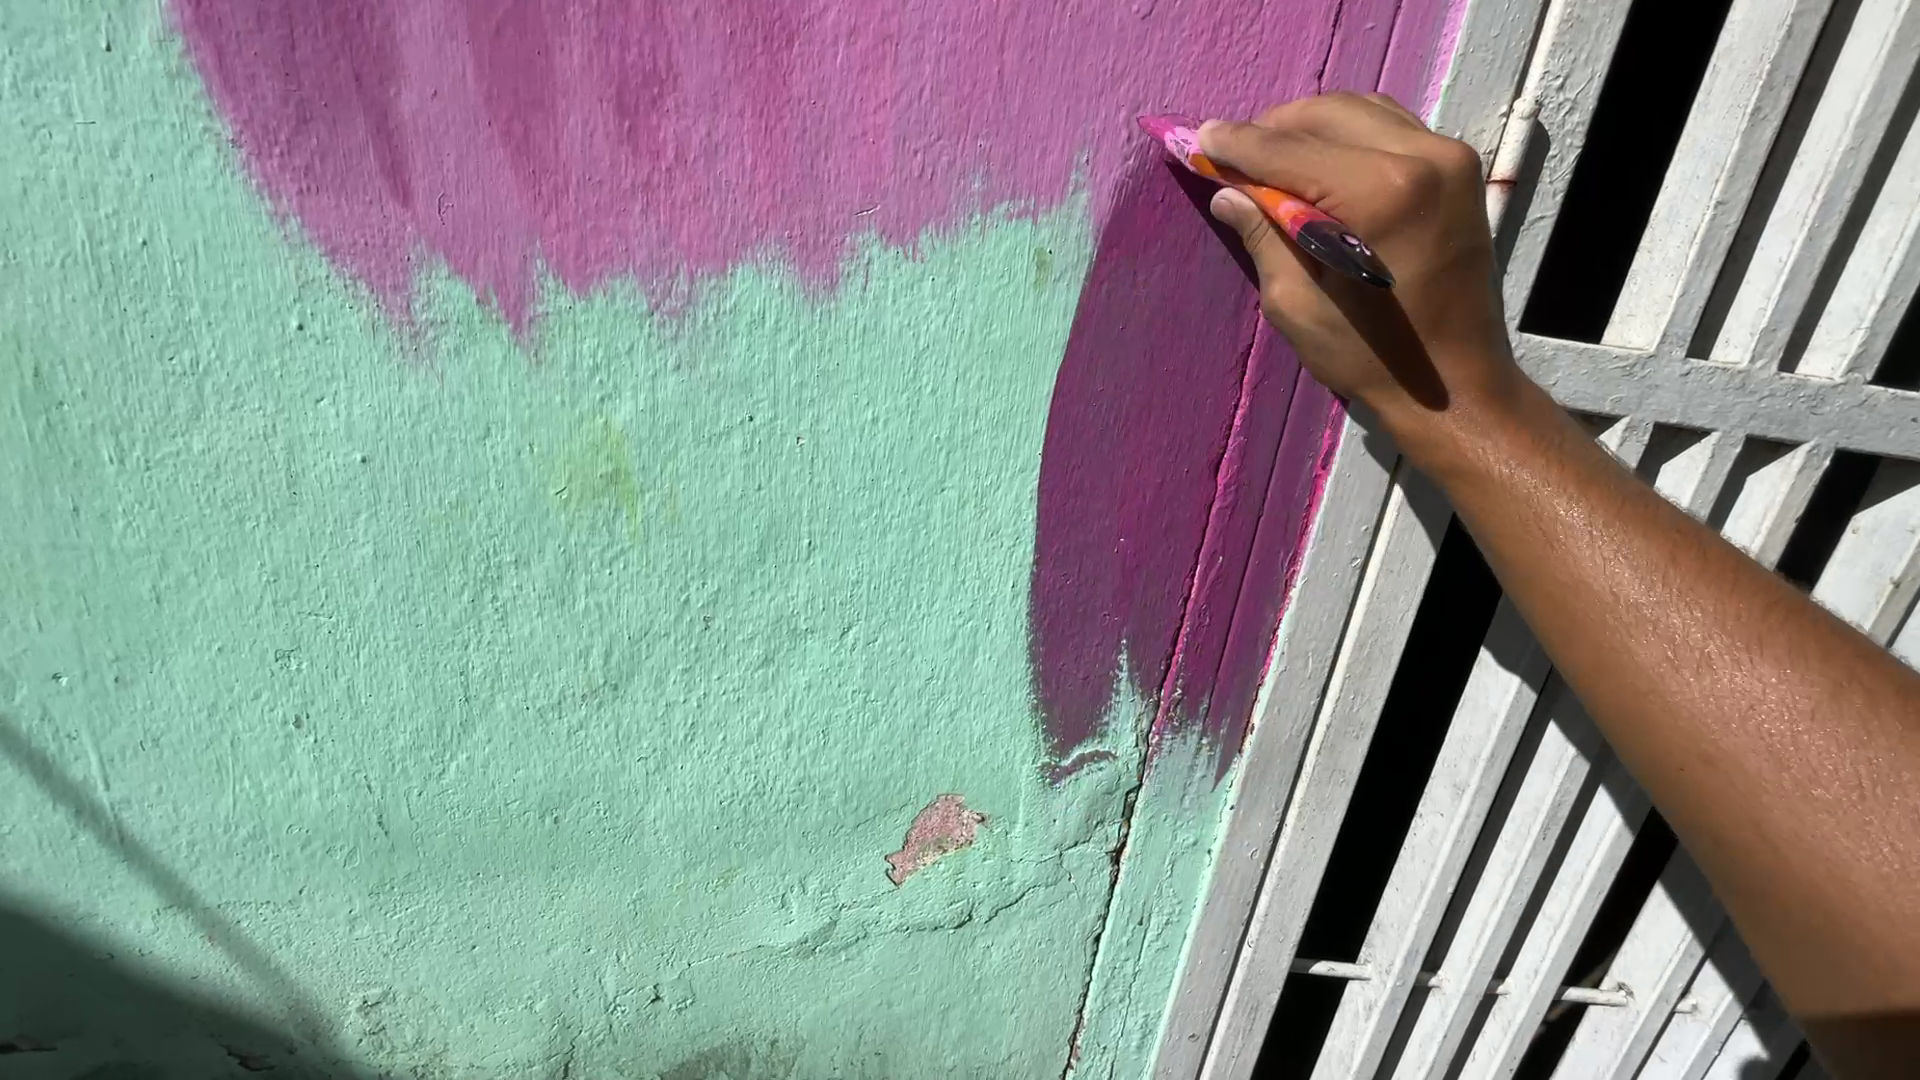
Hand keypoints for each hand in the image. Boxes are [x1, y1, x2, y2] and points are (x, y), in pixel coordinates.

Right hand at [1199, 94, 1520, 459]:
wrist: (1453, 384)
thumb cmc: (1367, 358)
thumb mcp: (1296, 304)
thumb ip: (1264, 236)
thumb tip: (1228, 193)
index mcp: (1380, 194)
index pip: (1291, 150)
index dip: (1239, 144)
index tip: (1199, 138)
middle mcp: (1422, 157)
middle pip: (1327, 115)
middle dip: (1270, 129)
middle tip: (1229, 153)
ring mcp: (1449, 157)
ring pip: (1361, 110)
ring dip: (1307, 127)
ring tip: (1266, 158)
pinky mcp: (1458, 170)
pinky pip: (1389, 128)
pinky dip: (1345, 135)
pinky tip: (1315, 163)